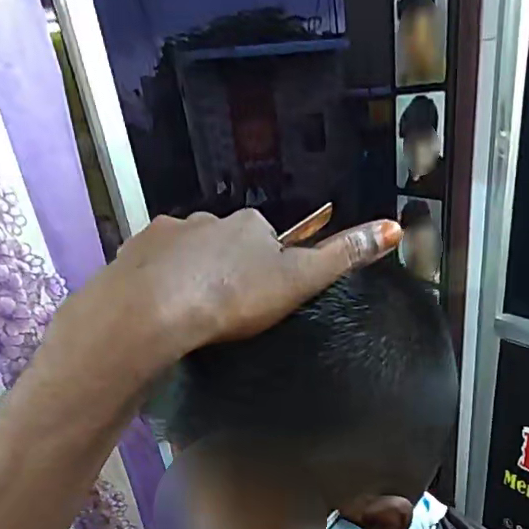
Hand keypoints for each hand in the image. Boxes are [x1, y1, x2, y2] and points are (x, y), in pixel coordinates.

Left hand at [61, 210, 401, 364]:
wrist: (156, 308)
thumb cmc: (234, 298)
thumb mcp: (298, 281)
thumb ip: (341, 256)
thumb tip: (393, 226)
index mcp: (249, 225)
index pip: (267, 237)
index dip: (269, 265)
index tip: (262, 294)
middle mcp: (208, 219)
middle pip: (226, 241)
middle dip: (228, 267)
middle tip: (226, 307)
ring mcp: (167, 233)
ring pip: (187, 251)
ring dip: (193, 272)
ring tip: (191, 310)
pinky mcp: (134, 252)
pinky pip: (153, 263)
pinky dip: (160, 278)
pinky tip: (161, 305)